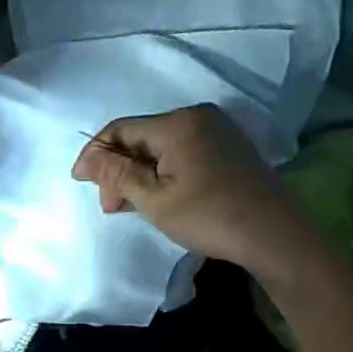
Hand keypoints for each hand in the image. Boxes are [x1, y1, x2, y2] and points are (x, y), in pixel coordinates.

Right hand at [70, 104, 320, 278]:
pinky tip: (159, 198)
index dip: (96, 154)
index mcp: (178, 122)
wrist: (274, 235)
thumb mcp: (155, 200)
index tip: (79, 182)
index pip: (121, 129)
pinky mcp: (229, 149)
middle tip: (112, 207)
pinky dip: (164, 173)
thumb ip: (118, 174)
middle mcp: (198, 116)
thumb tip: (89, 160)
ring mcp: (217, 131)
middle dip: (120, 169)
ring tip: (132, 206)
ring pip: (162, 147)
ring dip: (140, 174)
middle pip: (142, 137)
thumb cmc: (209, 217)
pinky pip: (183, 153)